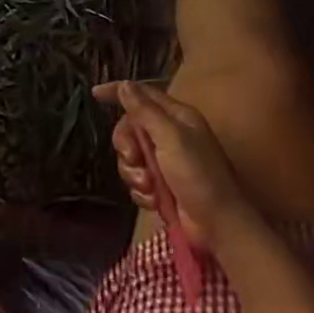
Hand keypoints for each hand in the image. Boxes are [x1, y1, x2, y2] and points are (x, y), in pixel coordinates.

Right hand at [95, 80, 252, 246]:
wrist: (218, 227)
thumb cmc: (198, 176)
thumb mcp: (171, 138)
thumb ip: (145, 111)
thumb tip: (125, 85)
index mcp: (176, 116)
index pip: (142, 94)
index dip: (118, 91)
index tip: (95, 94)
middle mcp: (170, 134)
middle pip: (131, 128)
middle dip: (127, 145)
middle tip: (134, 159)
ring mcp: (165, 161)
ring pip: (131, 156)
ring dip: (135, 173)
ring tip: (150, 187)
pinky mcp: (162, 186)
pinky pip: (137, 179)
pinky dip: (142, 191)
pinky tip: (154, 201)